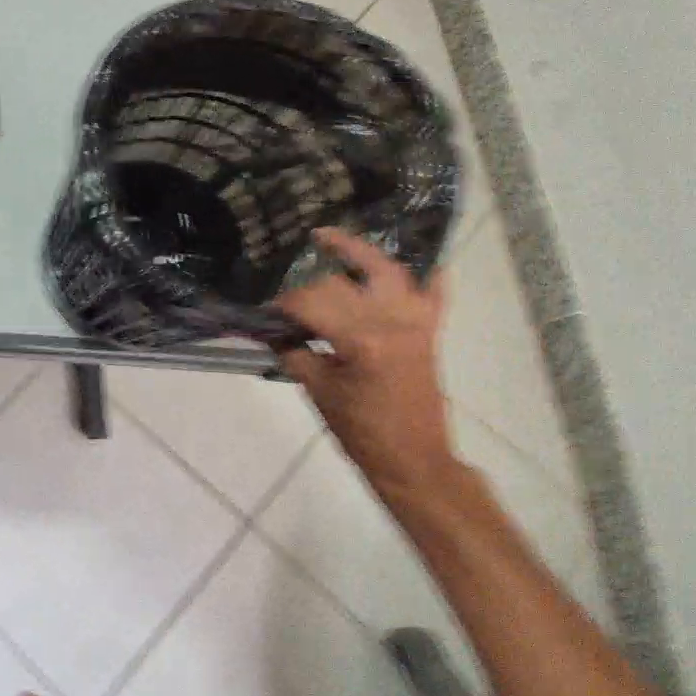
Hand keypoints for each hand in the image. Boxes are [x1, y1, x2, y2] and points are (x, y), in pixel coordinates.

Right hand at [275, 228, 457, 496]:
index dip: (282, 304)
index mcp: (362, 341)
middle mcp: (393, 321)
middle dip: (306, 283)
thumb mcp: (317, 389)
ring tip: (328, 237)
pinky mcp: (430, 330)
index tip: (261, 309)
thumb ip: (293, 352)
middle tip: (282, 286)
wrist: (413, 458)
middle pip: (340, 282)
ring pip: (386, 271)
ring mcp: (416, 322)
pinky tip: (403, 259)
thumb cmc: (360, 429)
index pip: (310, 304)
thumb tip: (267, 329)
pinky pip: (434, 291)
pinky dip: (424, 273)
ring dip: (358, 252)